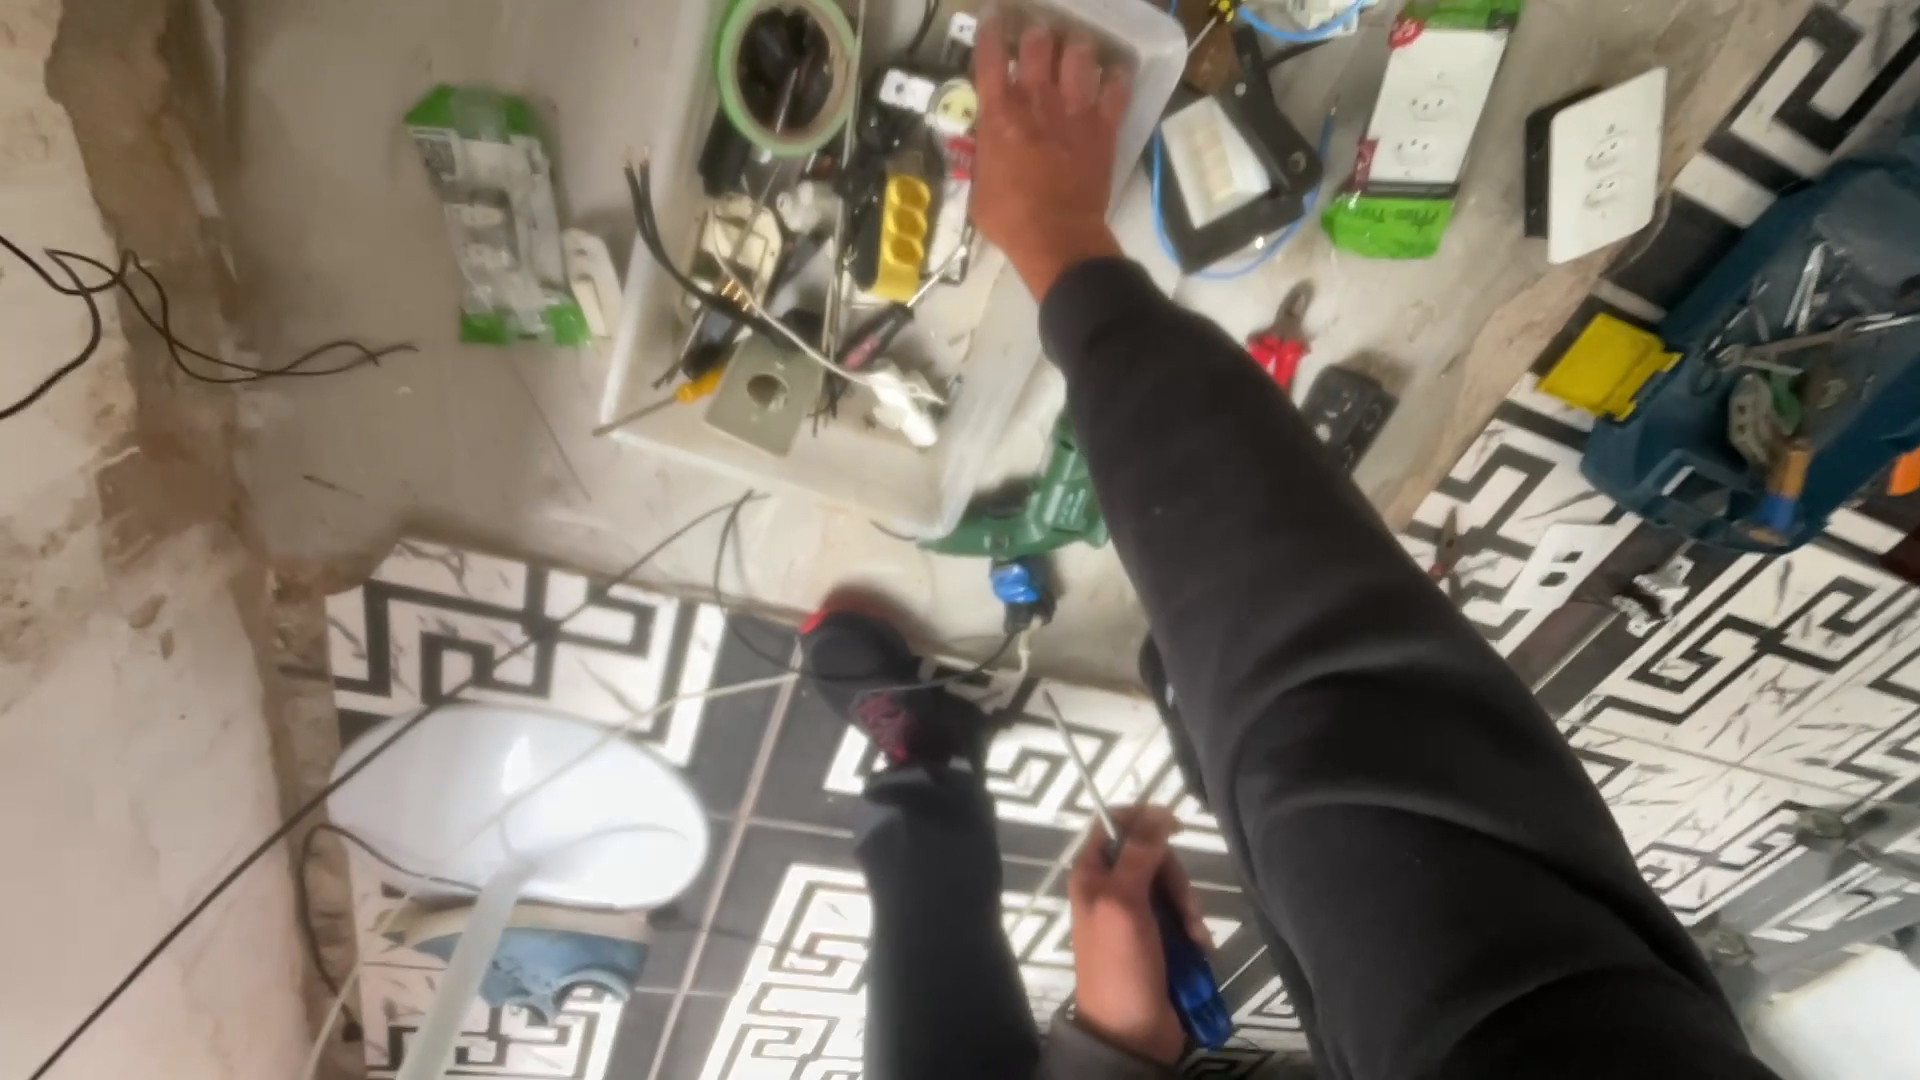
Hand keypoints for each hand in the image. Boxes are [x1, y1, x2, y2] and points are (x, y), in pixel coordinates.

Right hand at [972, 16, 1130, 299]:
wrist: (1056, 238)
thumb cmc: (1009, 220)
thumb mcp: (977, 191)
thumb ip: (982, 158)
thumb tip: (985, 148)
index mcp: (998, 114)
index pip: (991, 54)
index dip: (991, 31)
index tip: (993, 22)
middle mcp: (1037, 100)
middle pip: (1039, 42)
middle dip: (1037, 38)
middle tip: (1037, 45)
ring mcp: (1074, 110)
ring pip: (1080, 53)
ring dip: (1076, 52)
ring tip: (1075, 58)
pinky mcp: (1104, 126)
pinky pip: (1117, 87)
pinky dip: (1115, 80)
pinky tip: (1111, 81)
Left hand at [1068, 805, 1212, 1065]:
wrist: (1131, 1035)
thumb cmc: (1120, 964)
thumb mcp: (1125, 903)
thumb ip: (1138, 854)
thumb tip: (1155, 810)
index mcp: (1092, 872)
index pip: (1113, 824)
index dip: (1142, 818)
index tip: (1173, 825)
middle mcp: (1111, 886)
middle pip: (1149, 854)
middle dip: (1174, 877)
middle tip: (1184, 906)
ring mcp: (1135, 912)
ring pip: (1169, 885)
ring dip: (1188, 906)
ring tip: (1195, 936)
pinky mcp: (1157, 936)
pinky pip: (1180, 914)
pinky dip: (1193, 927)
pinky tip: (1200, 947)